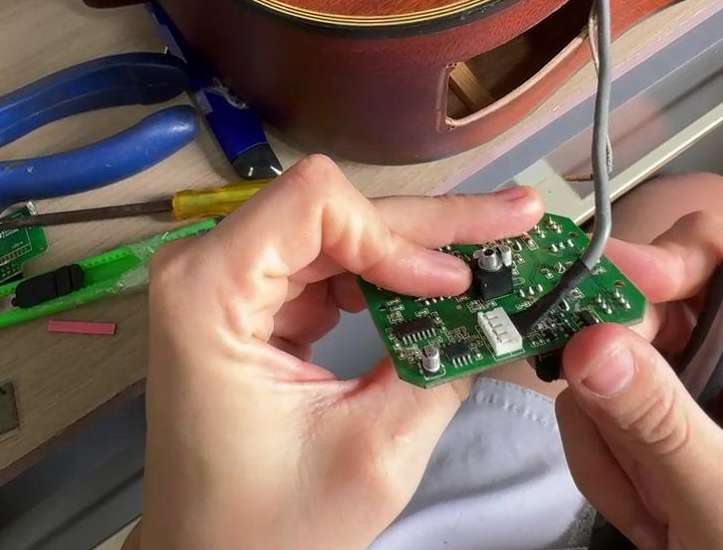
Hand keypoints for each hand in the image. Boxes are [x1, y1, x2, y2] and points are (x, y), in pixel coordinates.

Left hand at [135, 156, 543, 549]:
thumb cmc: (266, 524)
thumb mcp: (371, 455)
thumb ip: (437, 366)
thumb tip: (495, 305)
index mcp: (207, 291)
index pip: (311, 203)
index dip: (390, 232)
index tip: (449, 282)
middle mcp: (207, 263)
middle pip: (330, 209)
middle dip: (428, 223)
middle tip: (515, 214)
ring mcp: (228, 273)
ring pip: (338, 228)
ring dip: (413, 246)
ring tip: (485, 253)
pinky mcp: (251, 291)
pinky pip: (328, 259)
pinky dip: (385, 273)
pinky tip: (434, 285)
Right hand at [556, 213, 722, 549]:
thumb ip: (658, 420)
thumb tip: (586, 341)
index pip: (722, 256)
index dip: (664, 259)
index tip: (605, 283)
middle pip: (645, 306)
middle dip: (626, 377)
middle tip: (618, 427)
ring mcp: (688, 388)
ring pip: (604, 356)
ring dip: (612, 435)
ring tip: (655, 509)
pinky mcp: (649, 420)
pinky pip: (590, 402)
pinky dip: (601, 460)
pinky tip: (644, 515)